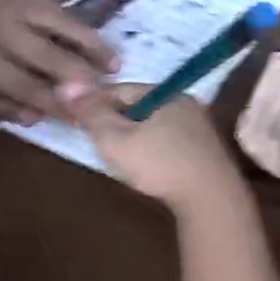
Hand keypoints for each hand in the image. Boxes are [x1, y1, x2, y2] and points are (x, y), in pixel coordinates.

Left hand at [0, 0, 118, 122]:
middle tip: (108, 94)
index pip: (26, 86)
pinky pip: (55, 7)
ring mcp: (8, 2)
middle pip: (51, 55)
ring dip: (92, 45)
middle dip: (82, 78)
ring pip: (63, 24)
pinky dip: (76, 24)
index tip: (84, 119)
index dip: (57, 105)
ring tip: (115, 63)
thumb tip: (35, 117)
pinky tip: (90, 39)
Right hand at [59, 82, 243, 207]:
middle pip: (139, 107)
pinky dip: (152, 149)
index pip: (120, 89)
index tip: (73, 120)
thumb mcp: (113, 136)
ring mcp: (201, 129)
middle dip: (114, 121)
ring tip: (115, 154)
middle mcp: (190, 106)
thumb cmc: (159, 163)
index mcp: (170, 95)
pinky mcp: (206, 151)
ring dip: (132, 136)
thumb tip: (69, 84)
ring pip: (154, 125)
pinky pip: (169, 142)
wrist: (210, 196)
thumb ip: (91, 111)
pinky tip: (144, 165)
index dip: (93, 103)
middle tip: (92, 140)